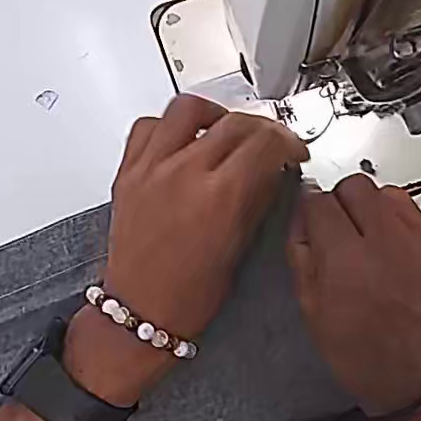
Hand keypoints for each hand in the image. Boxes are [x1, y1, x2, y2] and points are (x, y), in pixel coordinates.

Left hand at [63, 95, 307, 406]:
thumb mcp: (239, 247)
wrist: (142, 311)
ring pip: (188, 108)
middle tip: (269, 142)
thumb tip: (272, 170)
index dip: (288, 141)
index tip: (292, 149)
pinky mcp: (128, 173)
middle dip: (263, 128)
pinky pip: (148, 126)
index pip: (264, 143)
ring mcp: (151, 169)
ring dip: (217, 113)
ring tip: (226, 129)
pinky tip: (184, 139)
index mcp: (218, 198)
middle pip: (234, 122)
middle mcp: (183, 175)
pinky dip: (170, 125)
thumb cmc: (188, 295)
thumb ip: (258, 199)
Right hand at [287, 174, 420, 416]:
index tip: (311, 213)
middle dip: (341, 201)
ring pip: (390, 195)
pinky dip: (402, 230)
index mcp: (347, 263)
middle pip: (357, 186)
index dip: (310, 206)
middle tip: (340, 226)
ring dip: (373, 210)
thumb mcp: (310, 308)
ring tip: (370, 241)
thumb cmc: (361, 355)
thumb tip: (301, 217)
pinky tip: (395, 256)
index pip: (320, 201)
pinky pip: (419, 219)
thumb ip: (301, 254)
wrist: (415, 382)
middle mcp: (389, 248)